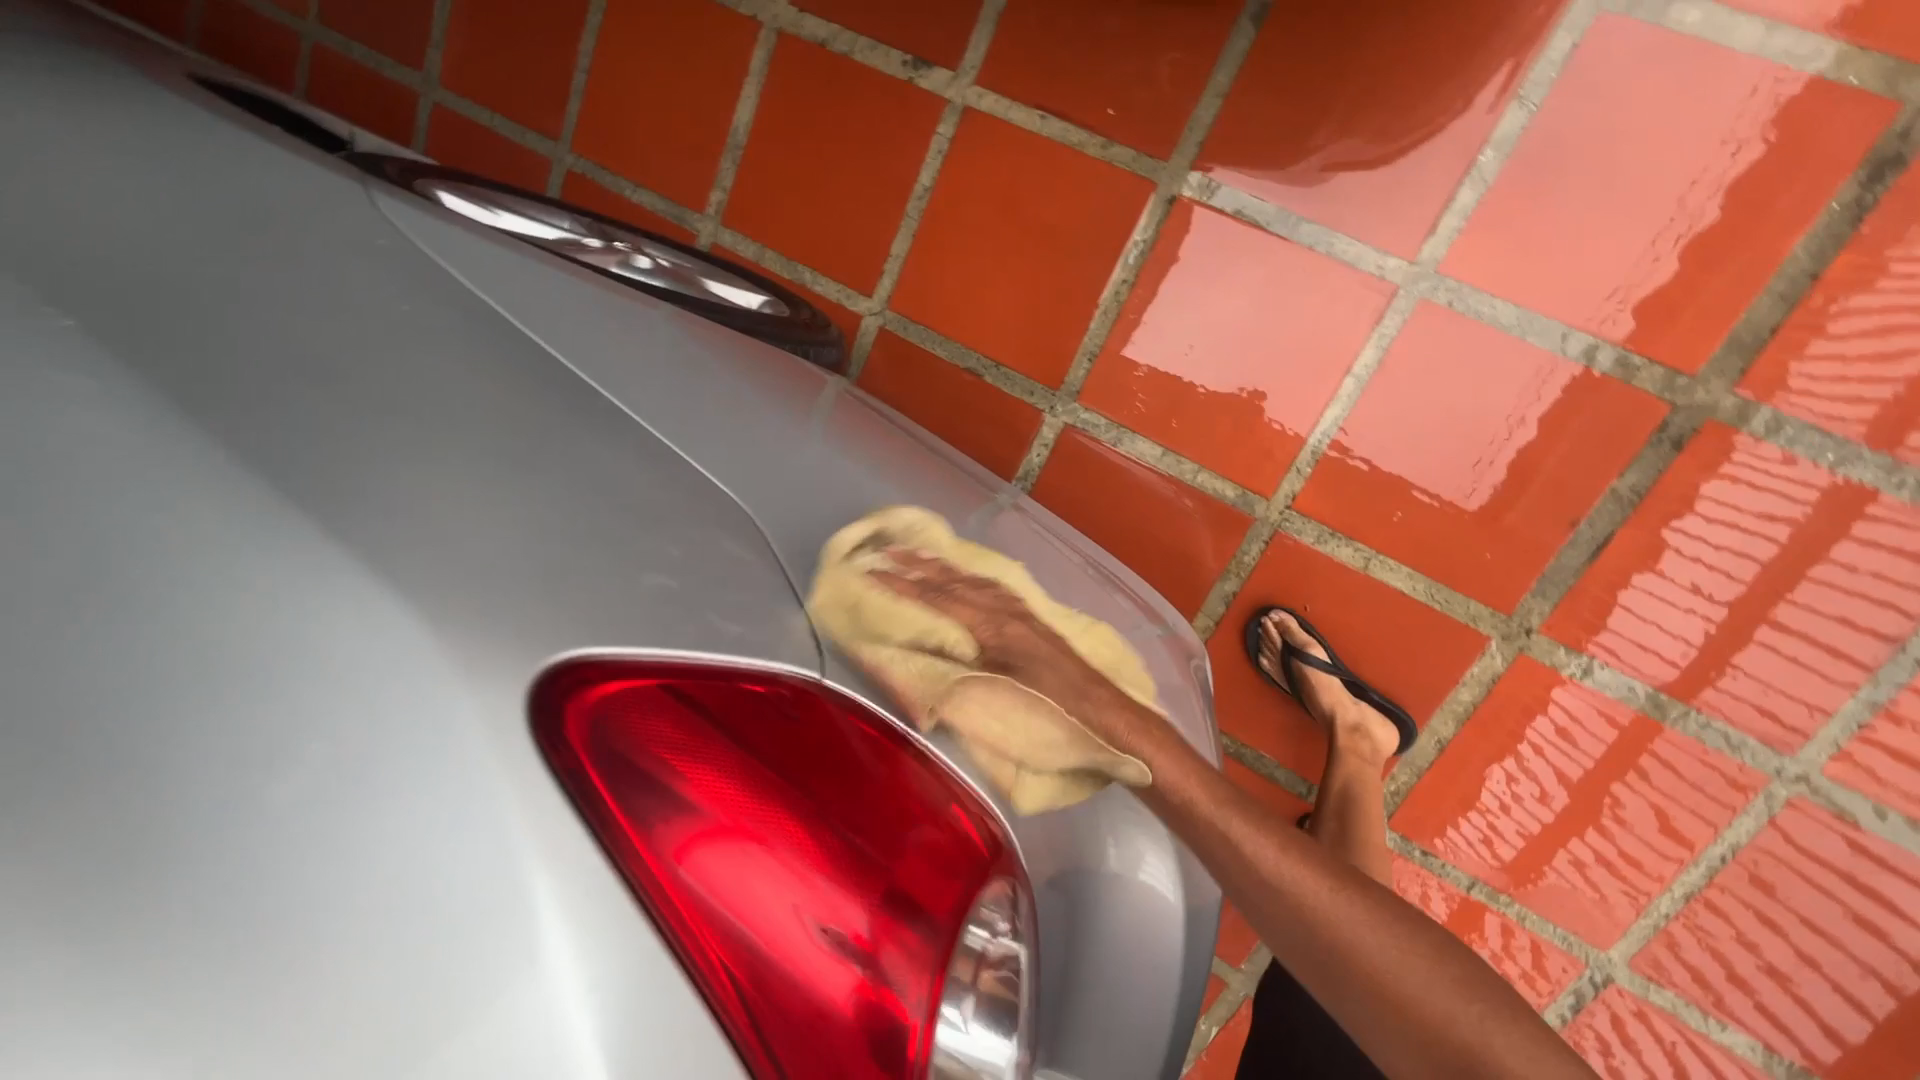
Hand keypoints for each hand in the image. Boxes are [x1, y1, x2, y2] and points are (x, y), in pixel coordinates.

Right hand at [868, 549, 1155, 742]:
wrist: (1098, 711)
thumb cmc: (1045, 712)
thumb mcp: (993, 694)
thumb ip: (955, 671)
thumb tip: (919, 656)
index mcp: (990, 627)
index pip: (937, 600)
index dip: (902, 587)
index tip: (871, 573)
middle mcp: (1003, 609)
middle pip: (952, 581)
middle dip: (916, 566)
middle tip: (885, 552)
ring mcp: (1019, 610)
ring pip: (972, 580)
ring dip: (941, 567)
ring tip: (915, 555)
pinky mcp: (1030, 617)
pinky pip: (991, 586)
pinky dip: (969, 576)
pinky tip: (965, 576)